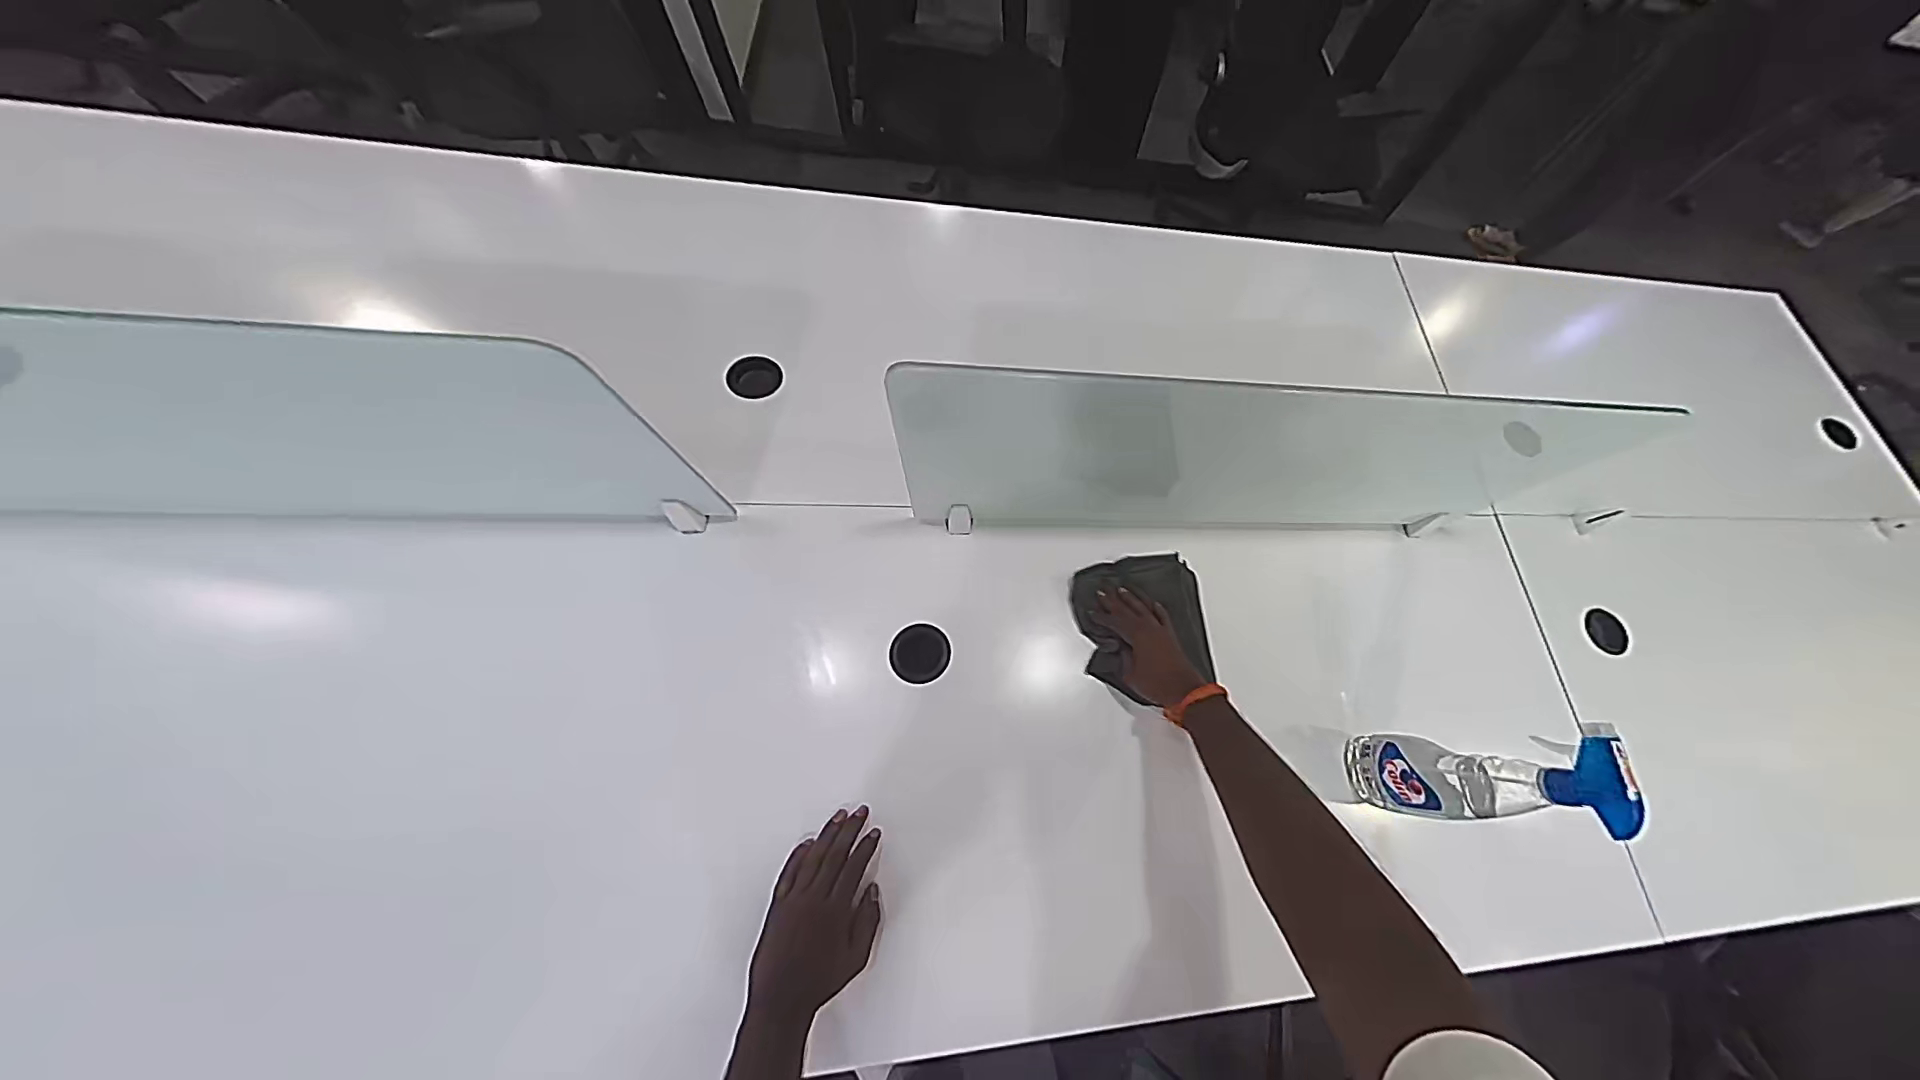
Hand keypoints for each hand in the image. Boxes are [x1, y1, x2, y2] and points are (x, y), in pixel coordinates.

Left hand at [746, 806, 882, 1025]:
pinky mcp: (778, 904)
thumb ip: (867, 921)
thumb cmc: (817, 982)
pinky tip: (808, 842)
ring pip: (814, 856)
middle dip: (850, 829)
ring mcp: (794, 899)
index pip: (854, 866)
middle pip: (835, 854)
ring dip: (828, 833)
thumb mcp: (855, 958)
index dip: (865, 847)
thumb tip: (871, 892)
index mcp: (835, 910)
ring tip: (838, 817)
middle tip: (860, 813)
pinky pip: (790, 870)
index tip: (873, 833)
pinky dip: (799, 854)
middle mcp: (814, 899)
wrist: (780, 998)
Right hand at [1091, 588, 1207, 706]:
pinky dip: (1155, 606)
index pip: (1114, 621)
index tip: (1092, 612)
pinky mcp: (1170, 634)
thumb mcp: (1130, 673)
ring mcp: (1160, 629)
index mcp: (1136, 635)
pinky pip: (1161, 614)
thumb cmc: (1157, 684)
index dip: (1101, 617)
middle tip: (1101, 590)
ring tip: (1121, 589)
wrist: (1184, 690)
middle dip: (1112, 599)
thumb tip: (1119, 647)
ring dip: (1131, 597)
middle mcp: (1148, 627)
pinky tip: (1152, 602)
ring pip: (1142, 607)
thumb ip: (1122, 656)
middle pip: (1126, 609)